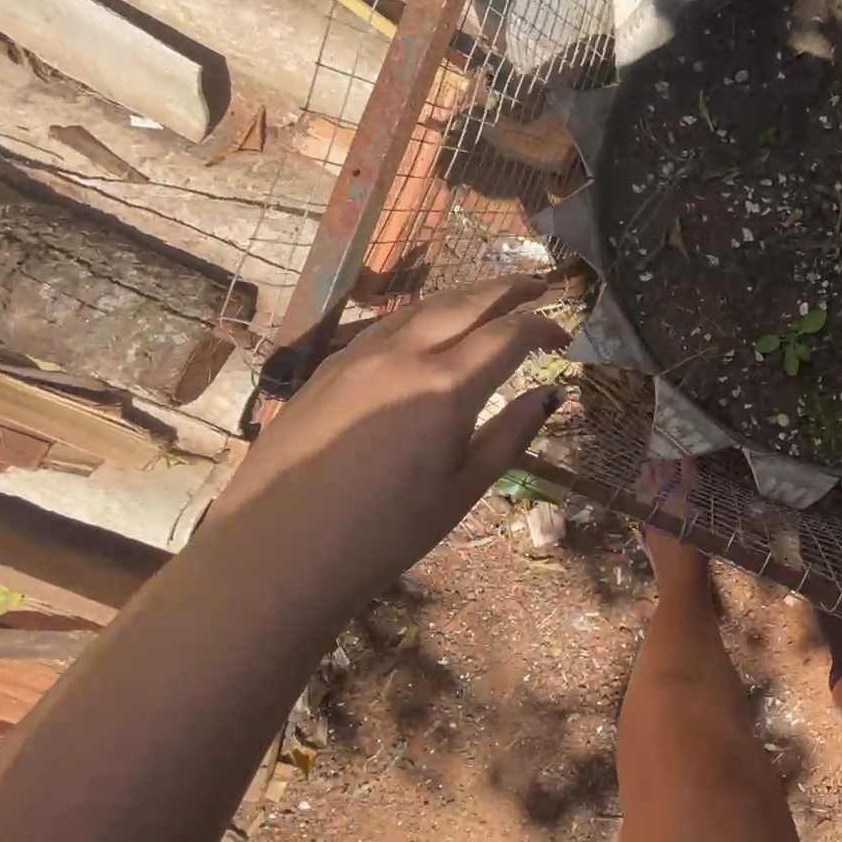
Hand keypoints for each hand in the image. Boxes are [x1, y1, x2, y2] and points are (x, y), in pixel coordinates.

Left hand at [223, 277, 568, 608]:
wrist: (277, 555)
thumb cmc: (386, 533)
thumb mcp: (465, 488)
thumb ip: (510, 432)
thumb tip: (548, 395)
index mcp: (445, 387)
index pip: (508, 335)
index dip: (543, 327)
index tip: (565, 336)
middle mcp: (404, 356)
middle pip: (466, 302)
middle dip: (509, 289)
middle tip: (540, 286)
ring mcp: (359, 357)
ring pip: (423, 306)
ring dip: (466, 296)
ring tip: (492, 298)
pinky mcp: (328, 369)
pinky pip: (388, 325)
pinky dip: (424, 315)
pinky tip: (430, 329)